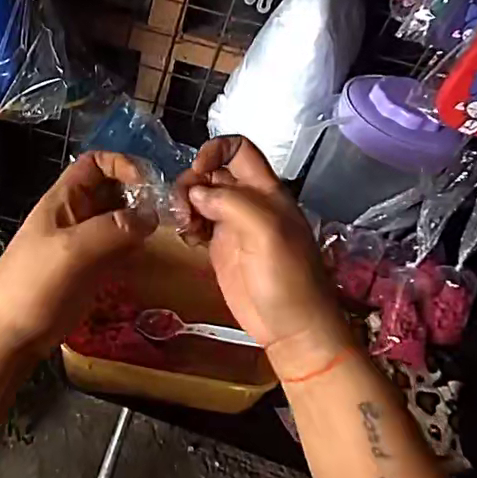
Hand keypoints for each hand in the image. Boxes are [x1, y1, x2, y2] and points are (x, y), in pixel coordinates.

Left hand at [0, 151, 158, 357]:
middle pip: (113, 190)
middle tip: (167, 211)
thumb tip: (151, 216)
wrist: (8, 340)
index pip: (95, 164)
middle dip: (139, 194)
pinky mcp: (94, 268)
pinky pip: (121, 246)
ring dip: (142, 220)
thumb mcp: (71, 251)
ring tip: (167, 232)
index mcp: (64, 201)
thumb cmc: (32, 287)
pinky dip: (138, 246)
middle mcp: (77, 216)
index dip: (121, 165)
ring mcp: (86, 243)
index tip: (146, 184)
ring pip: (121, 218)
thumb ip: (113, 228)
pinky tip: (151, 255)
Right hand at [172, 136, 352, 377]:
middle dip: (193, 180)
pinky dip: (188, 224)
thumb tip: (197, 192)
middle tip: (184, 208)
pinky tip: (188, 239)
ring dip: (186, 203)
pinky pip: (199, 222)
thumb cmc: (287, 279)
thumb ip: (233, 204)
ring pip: (202, 196)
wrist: (293, 328)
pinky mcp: (222, 249)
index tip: (197, 171)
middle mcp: (250, 202)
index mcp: (266, 191)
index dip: (216, 150)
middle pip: (214, 172)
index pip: (240, 150)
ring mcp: (234, 226)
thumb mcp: (267, 233)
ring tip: (185, 226)